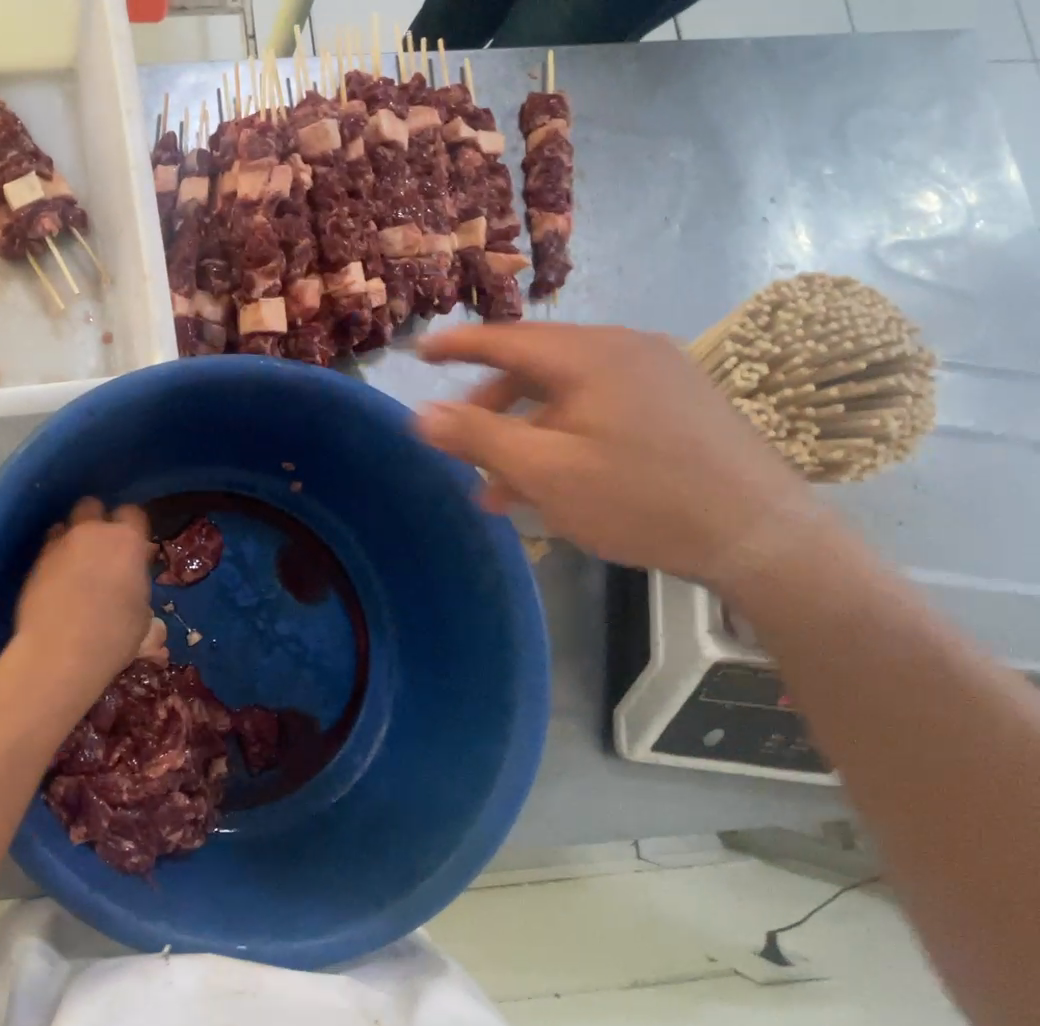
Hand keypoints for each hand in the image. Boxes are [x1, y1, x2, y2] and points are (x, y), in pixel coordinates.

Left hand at [14, 498, 155, 699]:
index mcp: (127, 541)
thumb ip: (134, 583)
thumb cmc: (114, 636)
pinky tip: (57, 580)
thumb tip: (127, 580)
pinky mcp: (35, 561)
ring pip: (64, 524)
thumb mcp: (140, 611)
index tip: (134, 546)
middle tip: (102, 548)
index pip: (133, 513)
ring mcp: (59, 544)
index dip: (133, 528)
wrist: (61, 650)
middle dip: (97, 520)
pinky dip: (54, 557)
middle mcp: (92, 533)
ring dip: (72, 537)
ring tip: (75, 563)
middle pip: (92, 506)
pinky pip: (47, 548)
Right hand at [412, 323, 815, 582]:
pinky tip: (553, 482)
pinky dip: (563, 436)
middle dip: (490, 406)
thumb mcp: (544, 471)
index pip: (506, 338)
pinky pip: (600, 408)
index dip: (457, 346)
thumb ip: (477, 437)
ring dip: (525, 432)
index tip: (418, 352)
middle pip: (535, 366)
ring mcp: (660, 375)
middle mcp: (627, 351)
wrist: (759, 535)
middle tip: (461, 444)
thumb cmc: (640, 499)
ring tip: (502, 487)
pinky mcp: (679, 404)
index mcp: (592, 356)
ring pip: (567, 393)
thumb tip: (421, 414)